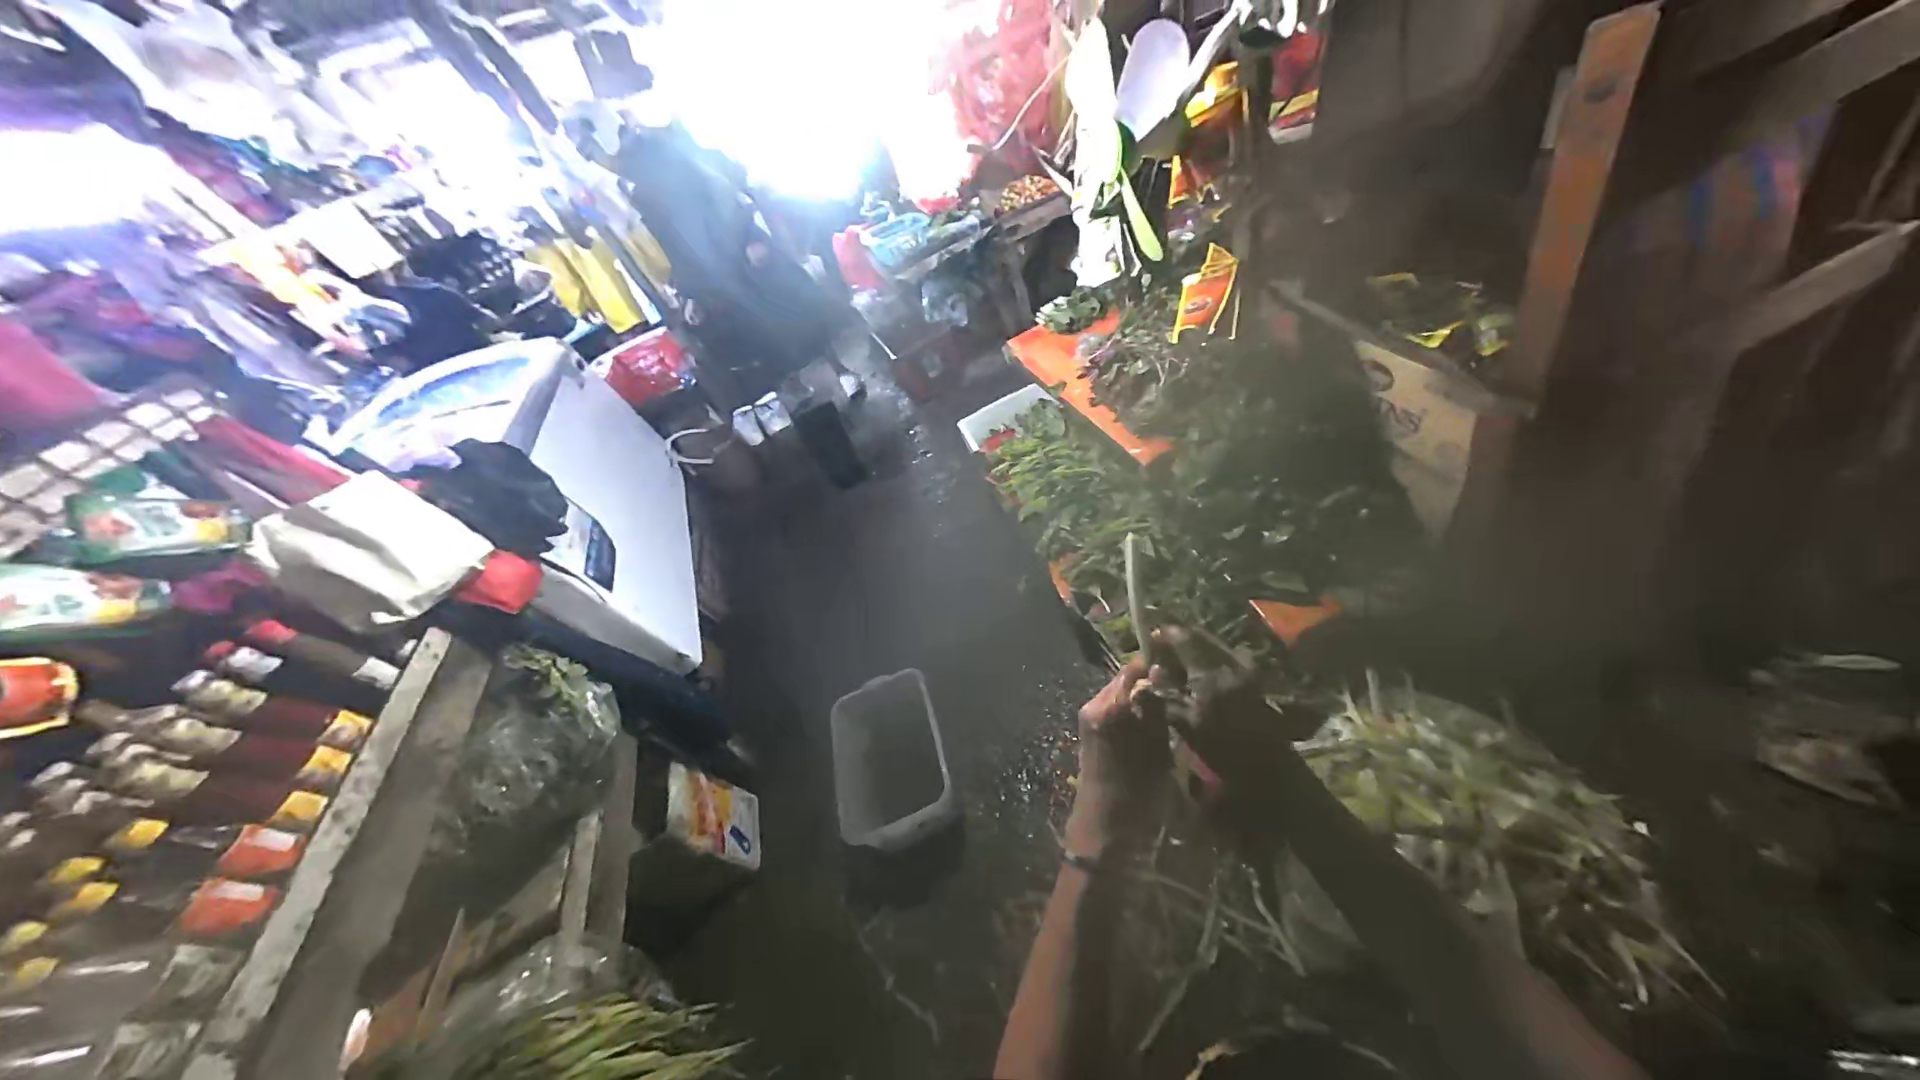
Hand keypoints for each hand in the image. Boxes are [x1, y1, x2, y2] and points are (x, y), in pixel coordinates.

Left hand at [1064, 656, 1171, 860]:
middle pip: (1126, 679)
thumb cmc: (1138, 796)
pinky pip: (1115, 708)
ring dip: (1144, 695)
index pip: (1134, 669)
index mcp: (1110, 707)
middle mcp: (1095, 705)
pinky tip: (1156, 722)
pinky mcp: (1089, 729)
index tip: (1184, 667)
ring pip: (1122, 693)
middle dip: (1152, 679)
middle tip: (1183, 687)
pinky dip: (1134, 710)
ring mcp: (1089, 716)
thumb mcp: (1158, 751)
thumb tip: (1162, 670)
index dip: (1159, 663)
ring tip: (1174, 705)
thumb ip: (1158, 708)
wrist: (1105, 831)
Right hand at [1153, 627, 1319, 810]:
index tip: (1147, 642)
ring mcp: (1247, 669)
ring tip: (1177, 668)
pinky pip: (1224, 658)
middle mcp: (1231, 662)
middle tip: (1160, 655)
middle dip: (1177, 642)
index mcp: (1211, 672)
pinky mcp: (1255, 679)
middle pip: (1199, 637)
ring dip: (1193, 651)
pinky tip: (1199, 679)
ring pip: (1212, 647)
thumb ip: (1161, 699)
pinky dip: (1207, 661)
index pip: (1182, 637)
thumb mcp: (1187, 726)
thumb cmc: (1227, 750)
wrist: (1273, 771)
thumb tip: (1139, 682)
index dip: (1162, 635)